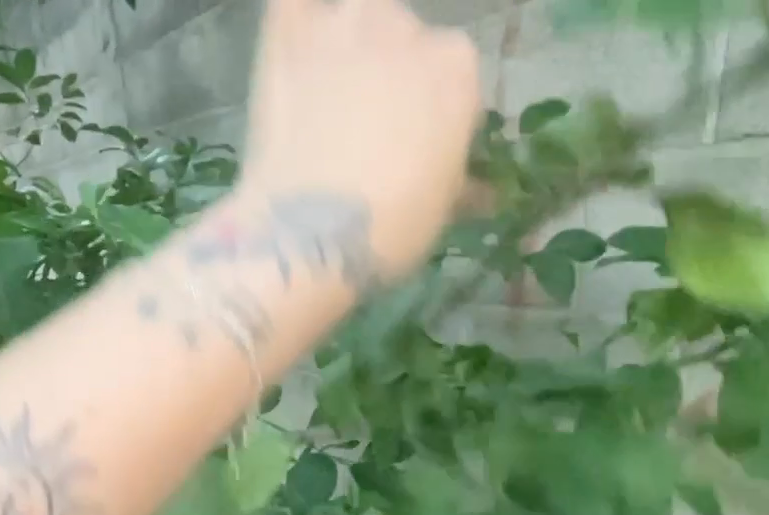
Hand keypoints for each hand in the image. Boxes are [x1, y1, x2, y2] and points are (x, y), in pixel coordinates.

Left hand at [242, 0, 481, 282]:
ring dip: (344, 51)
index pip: (449, 76)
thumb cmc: (390, 228)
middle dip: (387, 78)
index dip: (431, 113)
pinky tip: (293, 58)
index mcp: (456, 66)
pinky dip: (296, 26)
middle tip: (365, 129)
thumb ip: (461, 179)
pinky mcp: (288, 35)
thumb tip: (480, 190)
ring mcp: (344, 23)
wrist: (310, 237)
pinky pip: (292, 9)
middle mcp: (406, 27)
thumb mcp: (443, 209)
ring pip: (350, 21)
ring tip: (324, 102)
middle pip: (400, 41)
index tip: (416, 148)